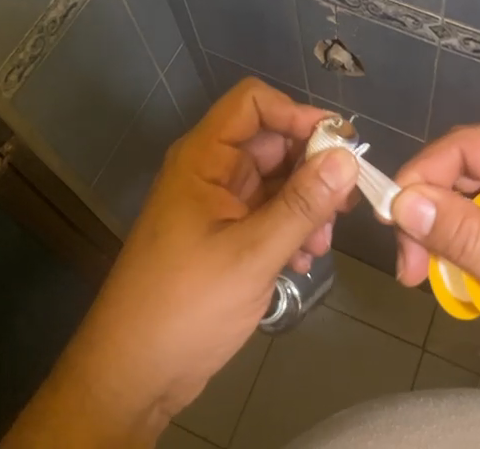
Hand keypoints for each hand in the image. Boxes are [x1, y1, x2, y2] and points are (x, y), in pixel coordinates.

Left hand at [4, 78, 357, 447]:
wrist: (133, 377)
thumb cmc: (184, 307)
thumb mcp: (251, 254)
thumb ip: (301, 204)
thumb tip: (347, 158)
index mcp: (204, 159)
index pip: (253, 103)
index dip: (297, 113)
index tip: (339, 146)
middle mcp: (211, 172)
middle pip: (272, 142)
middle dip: (312, 168)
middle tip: (345, 204)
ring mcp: (217, 205)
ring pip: (276, 180)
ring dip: (306, 203)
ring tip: (322, 244)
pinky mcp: (224, 236)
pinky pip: (268, 213)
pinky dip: (292, 228)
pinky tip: (306, 260)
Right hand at [390, 119, 479, 372]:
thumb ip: (464, 237)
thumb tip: (401, 202)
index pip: (462, 145)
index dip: (419, 178)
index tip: (393, 227)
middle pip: (459, 164)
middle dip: (427, 212)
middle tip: (411, 268)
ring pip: (464, 186)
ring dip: (442, 228)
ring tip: (430, 275)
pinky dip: (463, 236)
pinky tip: (461, 269)